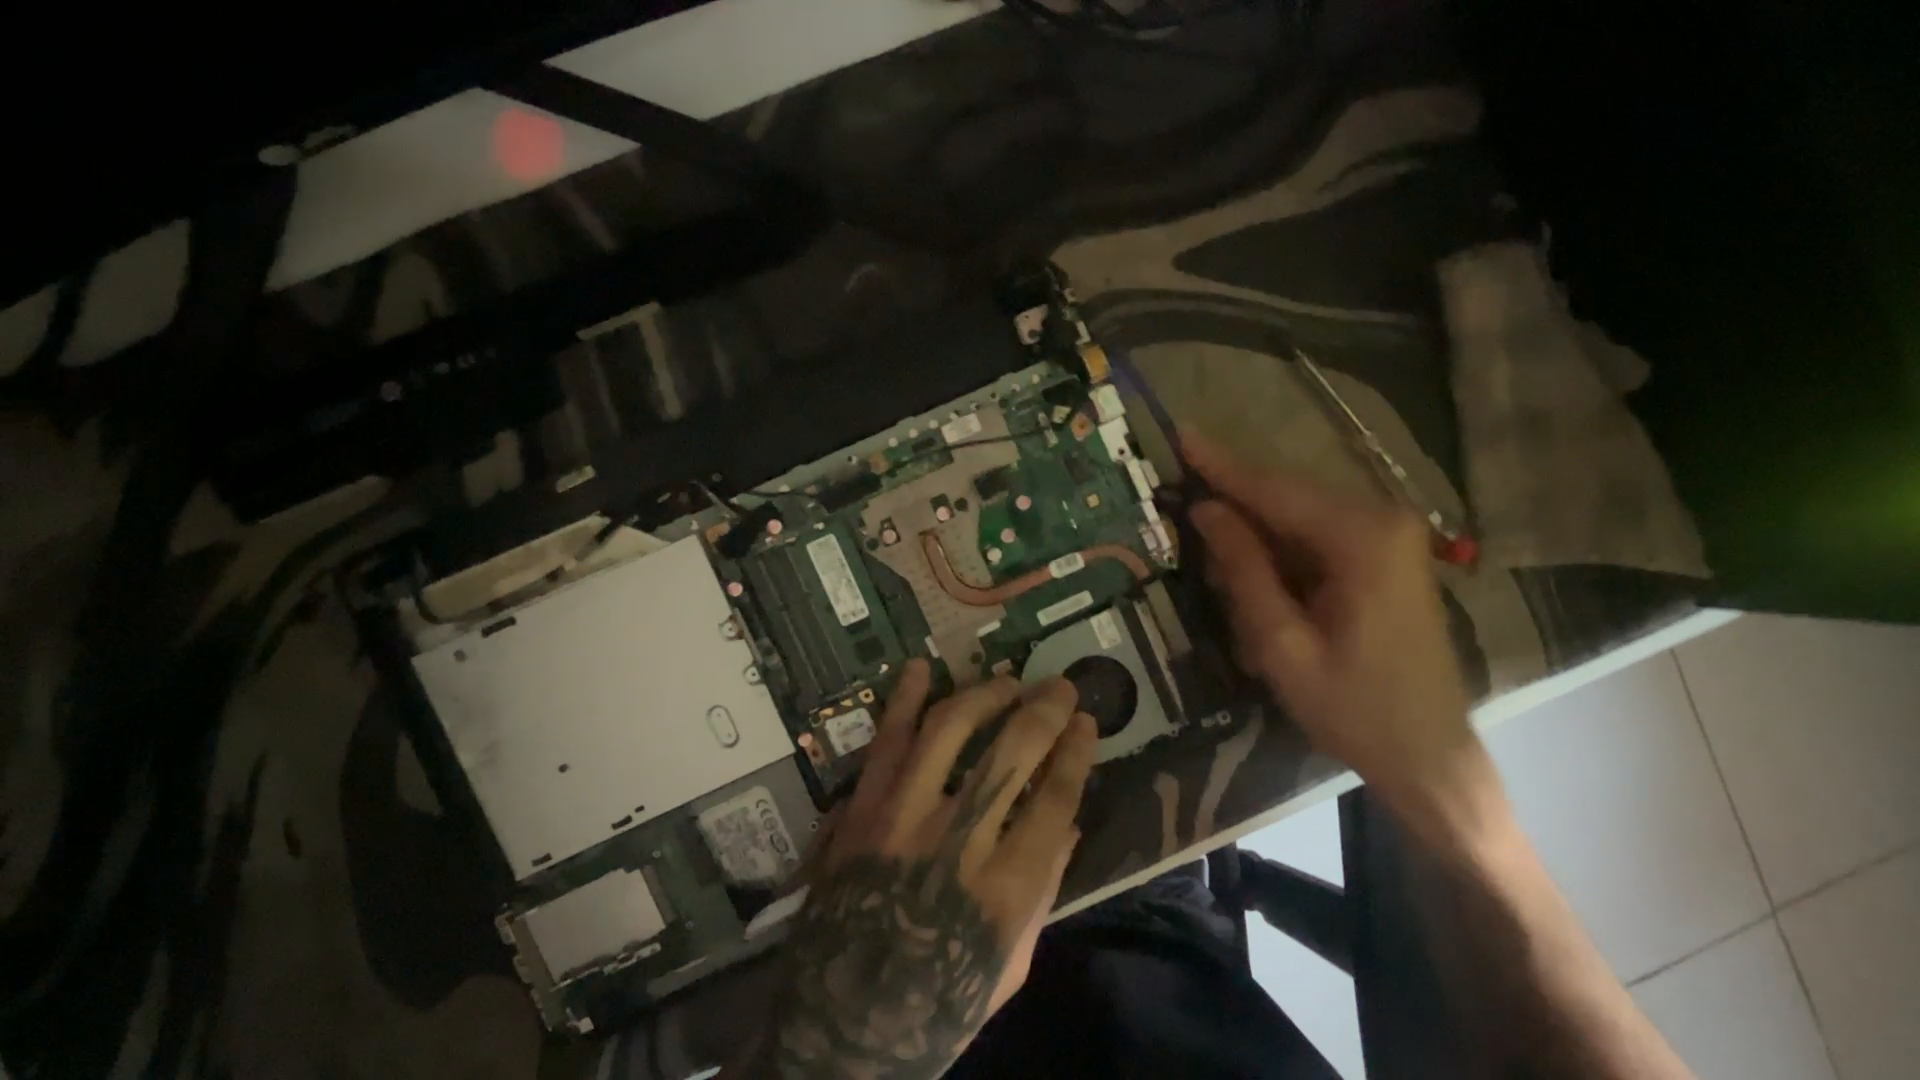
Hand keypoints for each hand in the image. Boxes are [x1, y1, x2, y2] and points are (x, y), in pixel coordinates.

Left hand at [748, 658, 1097, 1078]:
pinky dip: (903, 701)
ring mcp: (901, 820)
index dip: (1076, 753)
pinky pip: (884, 743)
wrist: (839, 1025)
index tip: (1087, 724)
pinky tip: (921, 670)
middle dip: (1044, 711)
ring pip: (949, 731)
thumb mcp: (1009, 966)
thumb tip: (1069, 823)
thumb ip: (1041, 894)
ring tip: (1007, 682)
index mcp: (1005, 891)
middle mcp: (958, 843)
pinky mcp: (859, 812)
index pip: (1055, 799)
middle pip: (1011, 753)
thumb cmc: (937, 1004)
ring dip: (984, 695)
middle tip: (1060, 688)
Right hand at [1182, 436, 1500, 840]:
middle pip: (1289, 495)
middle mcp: (1383, 520)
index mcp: (1363, 537)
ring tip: (1203, 537)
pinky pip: (1318, 535)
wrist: (1430, 757)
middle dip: (1232, 497)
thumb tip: (1205, 510)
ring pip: (1301, 514)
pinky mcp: (1387, 557)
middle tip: (1176, 493)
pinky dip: (1279, 546)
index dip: (1220, 465)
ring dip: (1253, 526)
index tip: (1177, 434)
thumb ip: (1244, 570)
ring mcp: (1391, 537)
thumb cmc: (1354, 709)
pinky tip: (1247, 563)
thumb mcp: (1282, 645)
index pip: (1275, 490)